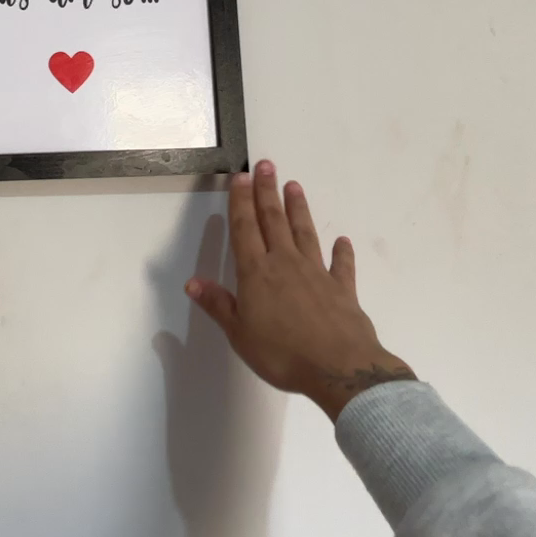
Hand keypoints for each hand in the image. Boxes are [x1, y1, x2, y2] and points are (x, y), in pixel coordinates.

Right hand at [187, 160, 414, 420]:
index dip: (241, 202)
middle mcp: (285, 264)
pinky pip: (341, 266)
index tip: (241, 176)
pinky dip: (343, 253)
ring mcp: (316, 274)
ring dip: (298, 209)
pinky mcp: (342, 290)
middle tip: (266, 165)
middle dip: (267, 192)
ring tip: (294, 186)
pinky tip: (343, 241)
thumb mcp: (239, 333)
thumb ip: (218, 305)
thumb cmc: (282, 353)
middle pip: (274, 221)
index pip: (245, 229)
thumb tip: (192, 282)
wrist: (341, 371)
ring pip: (305, 233)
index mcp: (257, 273)